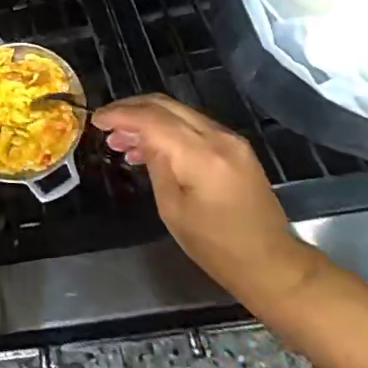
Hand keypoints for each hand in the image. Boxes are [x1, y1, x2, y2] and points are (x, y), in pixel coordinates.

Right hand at [92, 95, 320, 311]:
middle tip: (106, 125)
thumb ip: (157, 164)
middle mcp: (218, 137)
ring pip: (180, 113)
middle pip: (167, 106)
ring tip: (121, 141)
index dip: (121, 115)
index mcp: (201, 156)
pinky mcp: (235, 147)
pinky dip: (168, 129)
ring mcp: (230, 139)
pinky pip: (194, 126)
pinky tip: (150, 148)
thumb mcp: (173, 210)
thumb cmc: (216, 247)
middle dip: (132, 110)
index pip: (153, 119)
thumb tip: (140, 138)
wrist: (270, 262)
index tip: (97, 119)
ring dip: (149, 119)